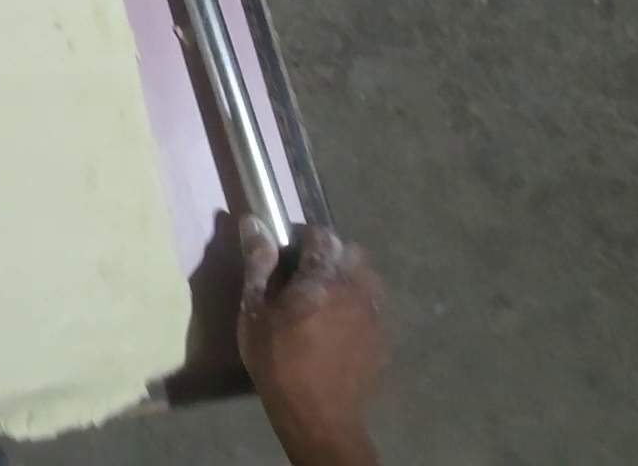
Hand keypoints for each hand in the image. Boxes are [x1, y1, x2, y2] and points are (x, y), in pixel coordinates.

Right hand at [237, 217, 384, 463]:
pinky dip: (357, 303)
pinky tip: (338, 325)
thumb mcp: (254, 308)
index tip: (285, 253)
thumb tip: (254, 222)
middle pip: (351, 252)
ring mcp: (375, 316)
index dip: (302, 237)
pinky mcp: (383, 339)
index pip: (322, 235)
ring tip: (323, 298)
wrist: (317, 416)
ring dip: (346, 277)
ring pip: (367, 278)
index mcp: (323, 279)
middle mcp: (357, 291)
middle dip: (329, 254)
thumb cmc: (277, 358)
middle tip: (303, 274)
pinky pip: (373, 306)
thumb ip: (257, 262)